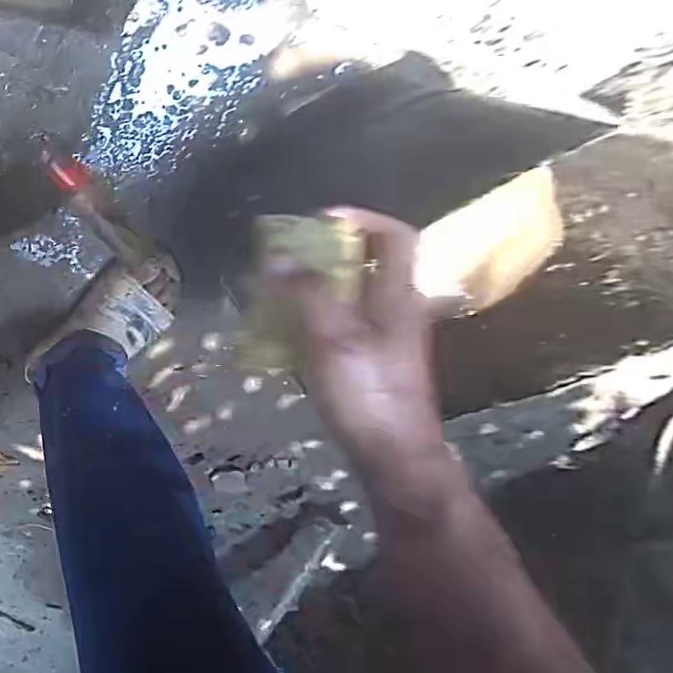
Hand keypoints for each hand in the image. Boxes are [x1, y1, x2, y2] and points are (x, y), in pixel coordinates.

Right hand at [268, 208, 447, 477]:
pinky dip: (311, 312)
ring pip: (350, 292)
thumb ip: (306, 292)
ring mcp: (383, 336)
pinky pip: (338, 319)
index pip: (394, 238)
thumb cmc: (366, 391)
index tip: (318, 220)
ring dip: (314, 282)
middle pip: (367, 263)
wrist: (393, 452)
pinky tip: (285, 327)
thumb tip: (277, 255)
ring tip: (275, 286)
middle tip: (286, 254)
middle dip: (326, 251)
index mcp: (396, 297)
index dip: (361, 219)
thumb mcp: (332, 337)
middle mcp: (394, 309)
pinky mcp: (366, 358)